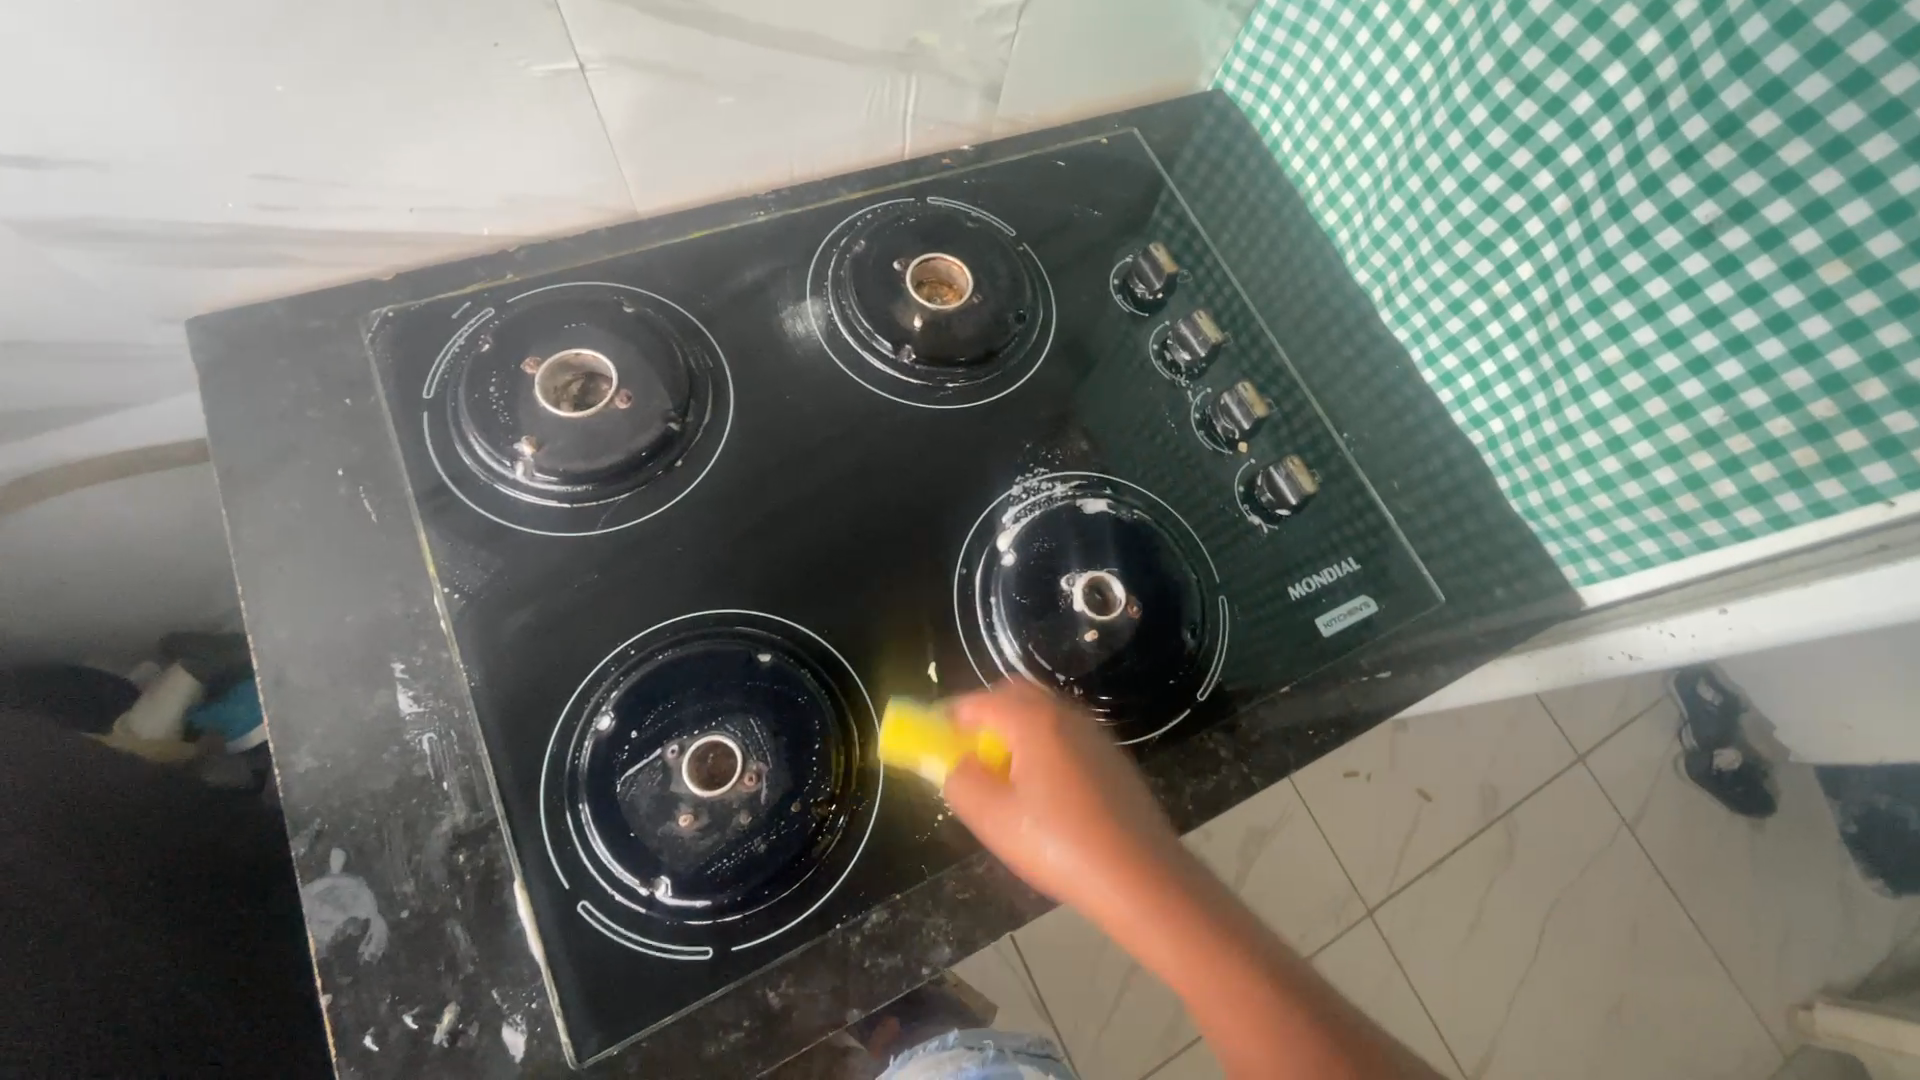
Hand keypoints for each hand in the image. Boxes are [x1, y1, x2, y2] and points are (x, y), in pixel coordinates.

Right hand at [941, 682, 1192, 922]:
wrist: (1142, 877)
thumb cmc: (1059, 844)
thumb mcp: (993, 818)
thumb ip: (960, 780)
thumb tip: (955, 763)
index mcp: (1034, 720)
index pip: (979, 701)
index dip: (950, 717)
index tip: (931, 739)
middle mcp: (1067, 714)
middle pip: (1015, 696)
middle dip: (984, 717)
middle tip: (966, 754)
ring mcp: (1095, 735)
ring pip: (1044, 717)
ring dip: (1015, 733)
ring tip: (1003, 779)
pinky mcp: (1113, 760)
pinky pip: (1066, 739)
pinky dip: (1043, 750)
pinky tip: (1044, 796)